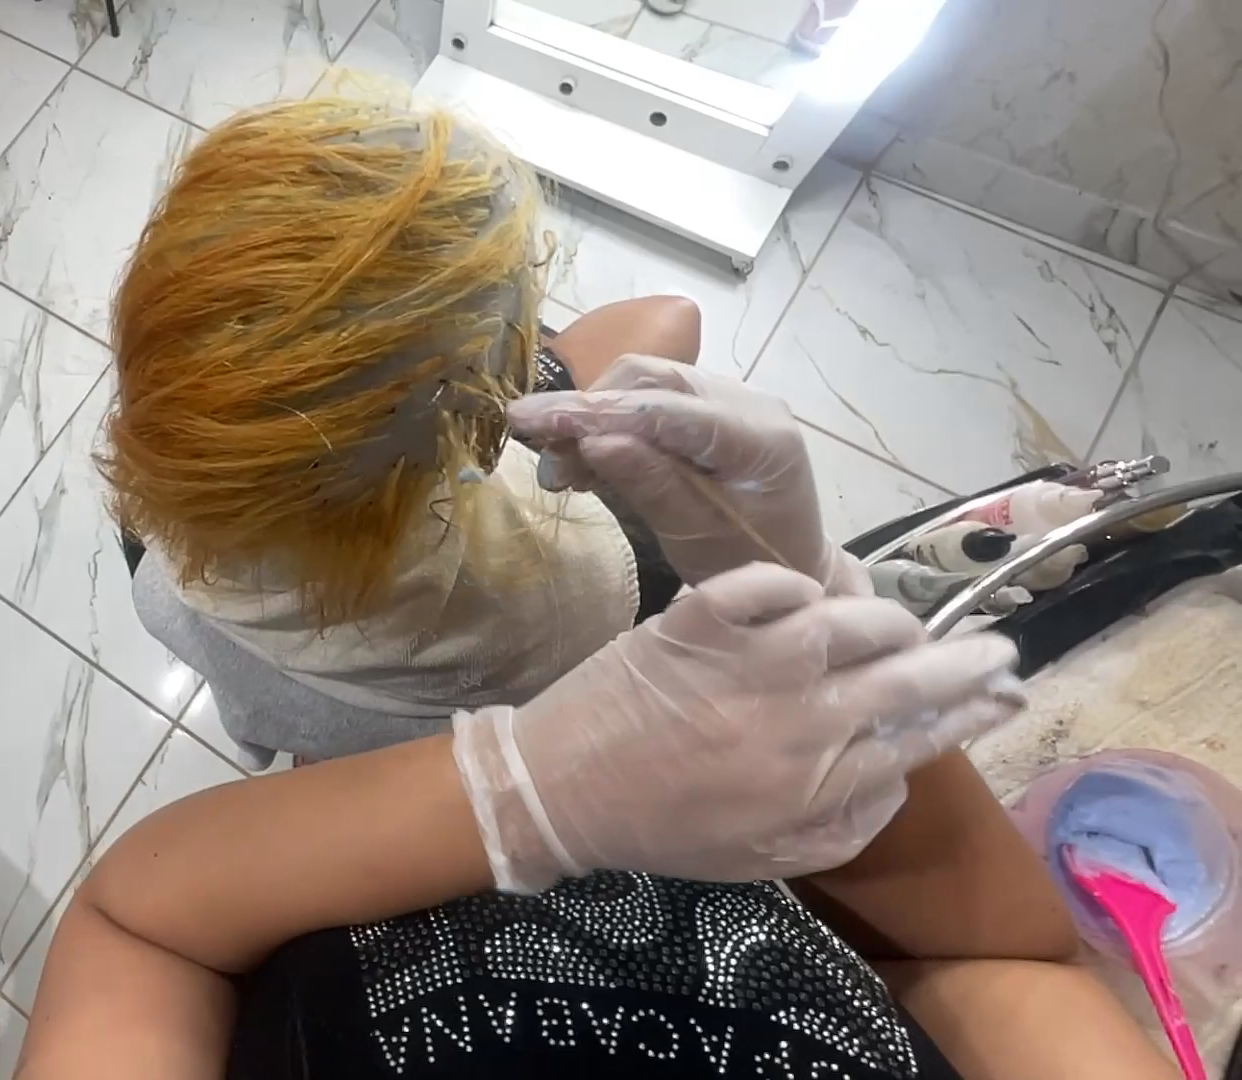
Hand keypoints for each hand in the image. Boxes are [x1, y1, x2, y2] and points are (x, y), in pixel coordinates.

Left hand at [453, 563, 1021, 887]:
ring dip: (882, 615)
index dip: (974, 711)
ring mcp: (741, 666)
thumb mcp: (768, 857)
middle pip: (906, 678)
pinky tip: (798, 591)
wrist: (559, 791)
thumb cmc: (659, 827)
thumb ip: (847, 822)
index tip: (1006, 689)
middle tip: (992, 642)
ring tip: (891, 619)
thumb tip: (900, 772)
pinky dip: (785, 580)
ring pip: (845, 623)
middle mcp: (796, 721)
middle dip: (964, 659)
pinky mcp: (686, 627)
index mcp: (818, 783)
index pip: (923, 739)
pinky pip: (753, 585)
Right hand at [509, 355, 857, 591]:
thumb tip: (591, 441)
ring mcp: (726, 398)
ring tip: (562, 466)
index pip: (660, 409)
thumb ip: (649, 484)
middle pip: (646, 377)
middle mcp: (746, 401)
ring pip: (640, 380)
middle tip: (545, 456)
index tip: (524, 418)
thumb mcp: (694, 535)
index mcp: (757, 436)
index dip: (588, 411)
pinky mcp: (704, 407)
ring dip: (589, 416)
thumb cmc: (744, 564)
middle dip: (584, 409)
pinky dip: (604, 424)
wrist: (785, 568)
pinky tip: (584, 458)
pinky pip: (644, 398)